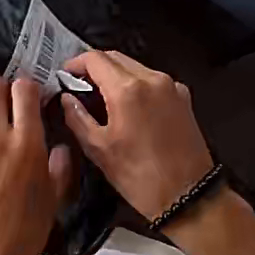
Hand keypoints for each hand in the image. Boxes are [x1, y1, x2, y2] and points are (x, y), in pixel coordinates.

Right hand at [58, 52, 214, 222]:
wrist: (189, 197)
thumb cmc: (139, 176)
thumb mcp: (99, 149)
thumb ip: (77, 117)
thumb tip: (66, 98)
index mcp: (128, 89)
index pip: (95, 58)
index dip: (75, 63)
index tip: (64, 75)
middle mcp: (152, 78)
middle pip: (116, 57)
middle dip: (95, 67)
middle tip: (79, 85)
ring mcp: (171, 86)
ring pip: (135, 67)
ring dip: (116, 74)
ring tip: (101, 96)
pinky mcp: (183, 97)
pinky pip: (153, 80)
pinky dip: (136, 84)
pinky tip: (128, 106)